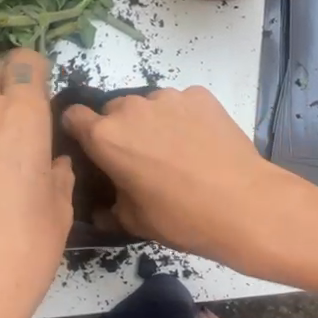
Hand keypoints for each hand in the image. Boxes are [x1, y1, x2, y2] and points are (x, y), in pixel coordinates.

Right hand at [61, 86, 317, 275]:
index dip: (79, 130)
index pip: (74, 116)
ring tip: (176, 152)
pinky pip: (181, 104)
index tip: (91, 147)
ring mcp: (169, 98)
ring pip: (149, 106)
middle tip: (140, 159)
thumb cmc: (180, 217)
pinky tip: (201, 144)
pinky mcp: (200, 95)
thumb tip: (102, 209)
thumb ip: (108, 209)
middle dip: (120, 130)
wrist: (244, 205)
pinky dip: (184, 118)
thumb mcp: (134, 222)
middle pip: (113, 111)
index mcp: (106, 137)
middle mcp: (132, 108)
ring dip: (153, 123)